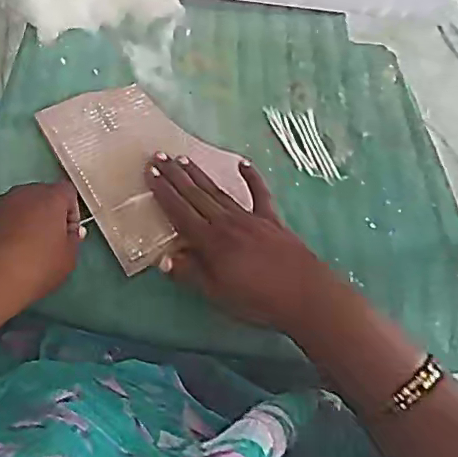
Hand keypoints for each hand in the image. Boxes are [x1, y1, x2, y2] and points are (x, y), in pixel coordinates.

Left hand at [0, 181, 83, 303]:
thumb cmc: (36, 266)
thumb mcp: (67, 259)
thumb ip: (72, 240)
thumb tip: (69, 231)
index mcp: (50, 196)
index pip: (67, 192)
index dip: (71, 212)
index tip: (68, 235)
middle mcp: (24, 192)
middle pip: (42, 196)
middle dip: (48, 214)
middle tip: (49, 242)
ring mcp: (0, 202)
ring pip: (20, 206)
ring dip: (26, 220)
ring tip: (25, 249)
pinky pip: (3, 217)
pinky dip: (8, 228)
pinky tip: (7, 252)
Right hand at [146, 155, 335, 327]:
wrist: (308, 298)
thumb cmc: (258, 300)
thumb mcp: (217, 293)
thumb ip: (190, 273)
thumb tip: (164, 259)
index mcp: (210, 241)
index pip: (179, 211)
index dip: (163, 191)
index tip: (150, 173)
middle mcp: (226, 223)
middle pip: (196, 195)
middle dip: (175, 175)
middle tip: (159, 156)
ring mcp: (250, 219)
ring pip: (218, 192)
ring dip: (200, 174)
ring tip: (183, 158)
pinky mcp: (272, 221)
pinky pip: (259, 194)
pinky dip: (251, 178)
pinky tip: (243, 163)